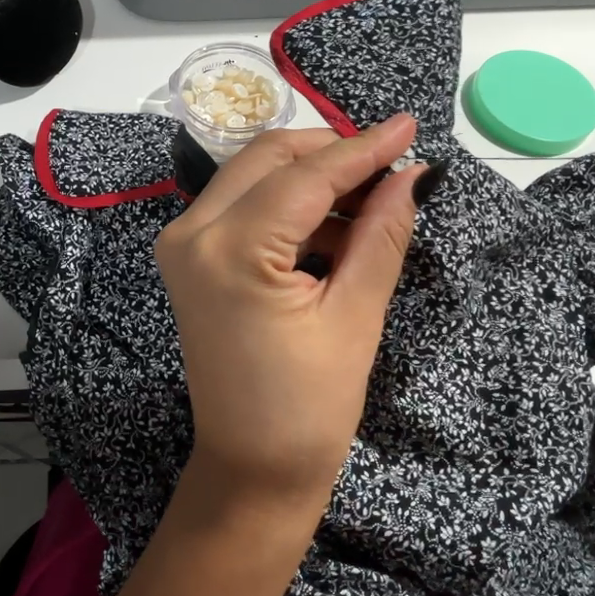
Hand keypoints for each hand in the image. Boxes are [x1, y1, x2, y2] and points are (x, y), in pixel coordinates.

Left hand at [155, 114, 430, 503]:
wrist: (250, 469)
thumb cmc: (308, 409)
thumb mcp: (355, 317)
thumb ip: (380, 235)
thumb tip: (412, 175)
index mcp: (229, 249)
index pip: (304, 176)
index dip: (361, 148)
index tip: (409, 126)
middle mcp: (191, 232)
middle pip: (267, 159)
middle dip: (330, 154)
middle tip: (391, 165)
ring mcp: (182, 243)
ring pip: (252, 176)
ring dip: (311, 178)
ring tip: (374, 202)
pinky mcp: (188, 257)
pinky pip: (241, 205)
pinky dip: (287, 204)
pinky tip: (335, 225)